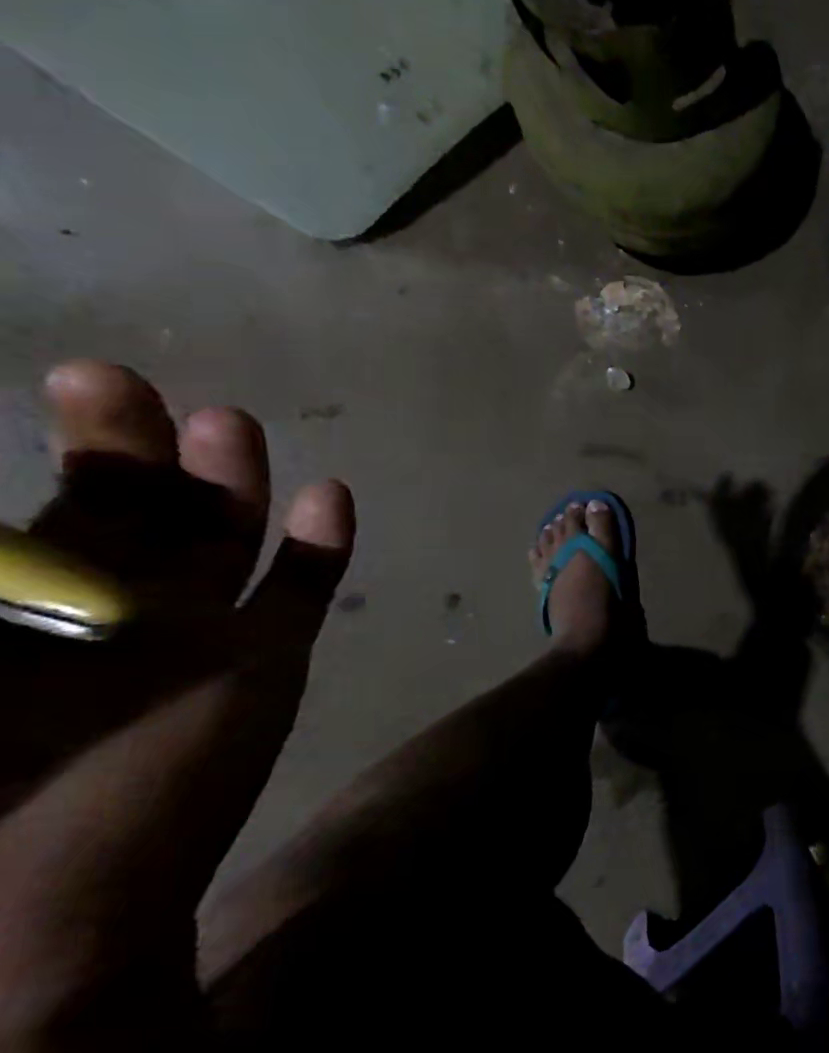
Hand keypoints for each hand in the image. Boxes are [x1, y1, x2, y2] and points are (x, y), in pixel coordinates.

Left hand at [0, 362, 353, 1042]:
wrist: (42, 915)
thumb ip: (11, 585)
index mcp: (17, 616)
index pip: (41, 522)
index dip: (55, 460)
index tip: (57, 394)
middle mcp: (102, 616)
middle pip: (122, 513)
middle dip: (123, 448)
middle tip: (110, 379)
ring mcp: (198, 637)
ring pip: (220, 539)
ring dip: (227, 479)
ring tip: (228, 417)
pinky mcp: (271, 660)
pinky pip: (304, 587)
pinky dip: (320, 545)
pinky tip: (331, 494)